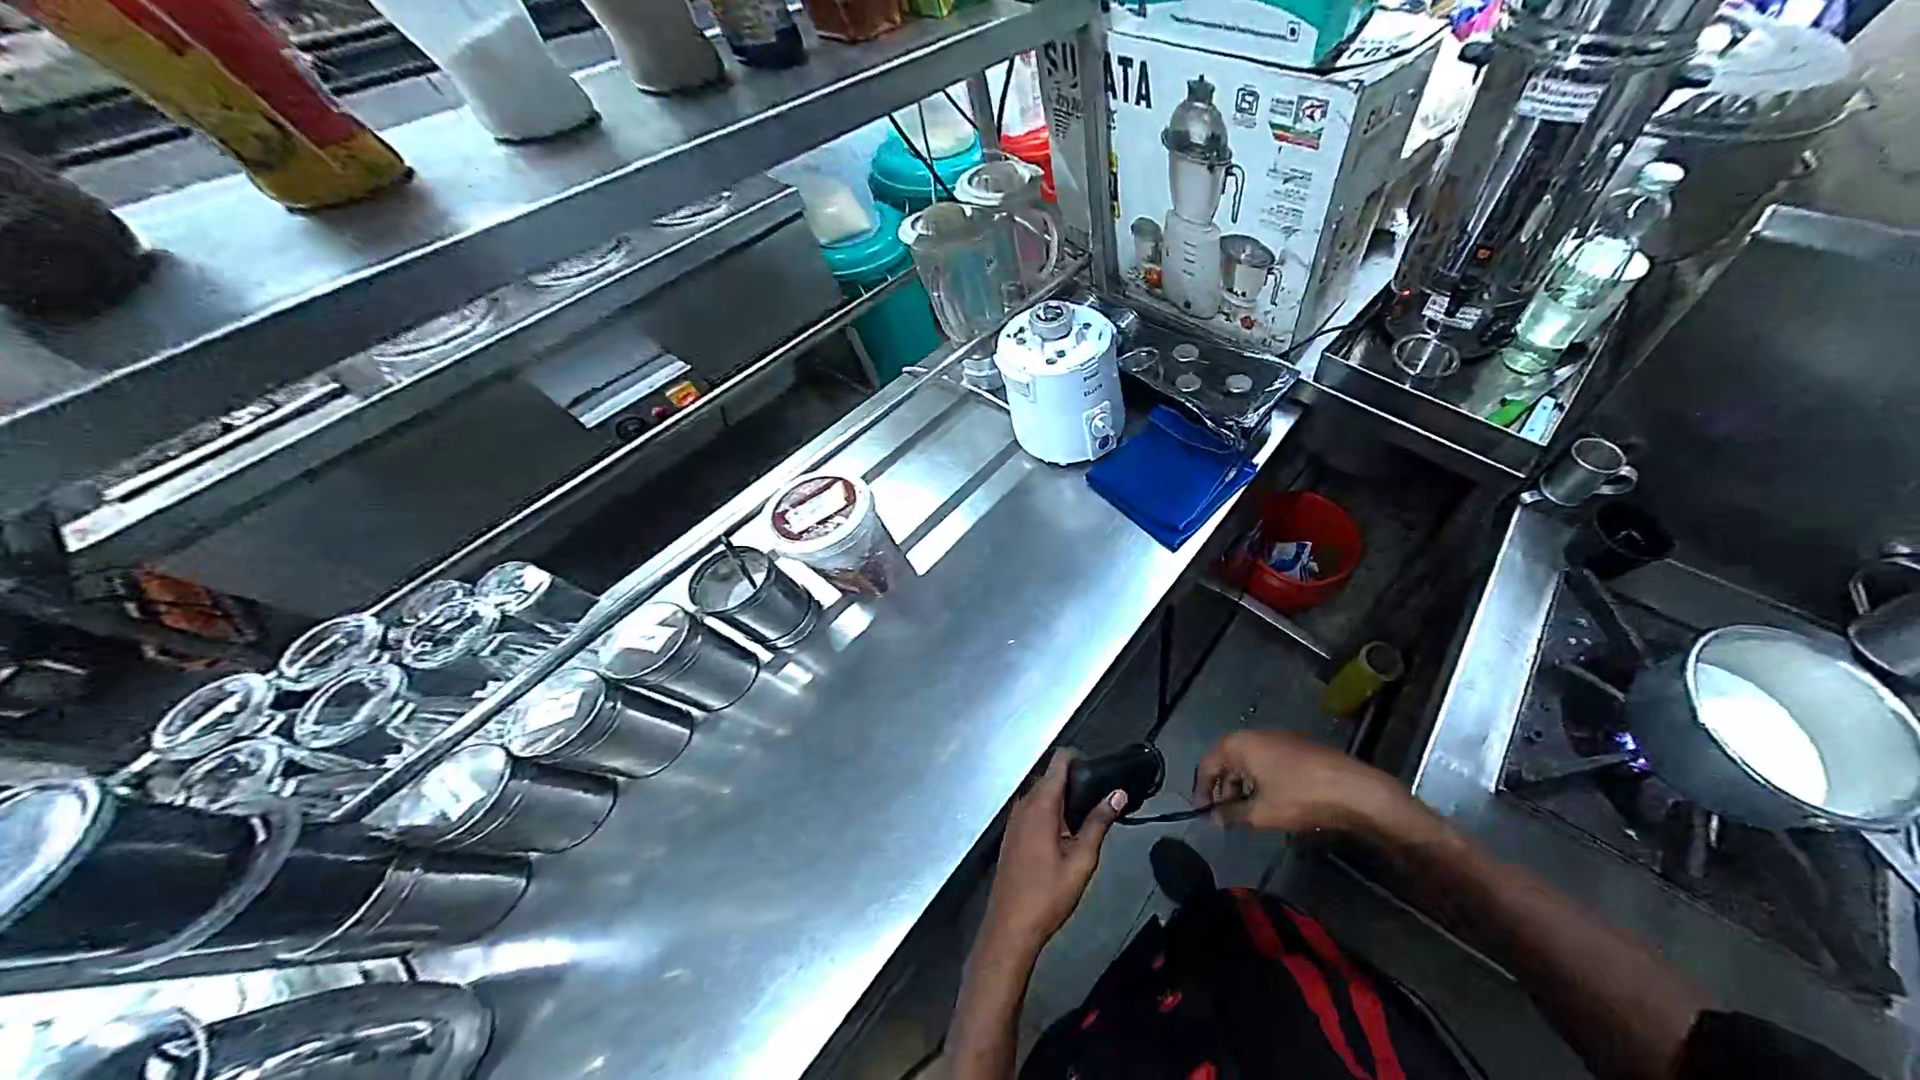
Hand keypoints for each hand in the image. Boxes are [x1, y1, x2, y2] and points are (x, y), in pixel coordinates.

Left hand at [982, 752, 1124, 954]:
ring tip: (1088, 816)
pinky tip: (1066, 832)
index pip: (1058, 761)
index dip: (1079, 757)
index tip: (1098, 769)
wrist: (1011, 925)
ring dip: (1063, 797)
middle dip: (1075, 780)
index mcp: (1040, 804)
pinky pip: (1033, 808)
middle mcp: (1024, 804)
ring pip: (1042, 793)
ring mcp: (1015, 818)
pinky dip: (1051, 810)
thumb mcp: (1082, 860)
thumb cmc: (1048, 894)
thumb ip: (1099, 823)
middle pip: (1050, 776)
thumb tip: (1118, 794)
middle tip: (1101, 797)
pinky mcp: (1012, 832)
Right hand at [1194, 730, 1416, 836]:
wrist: (1356, 789)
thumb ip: (1232, 814)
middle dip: (1223, 790)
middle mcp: (1254, 735)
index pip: (1207, 765)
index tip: (1204, 814)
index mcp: (1238, 744)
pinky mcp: (1297, 747)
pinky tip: (1271, 802)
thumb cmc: (1300, 797)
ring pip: (1248, 763)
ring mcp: (1277, 738)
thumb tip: (1215, 818)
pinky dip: (1261, 781)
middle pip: (1227, 762)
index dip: (1202, 791)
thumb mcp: (1261, 812)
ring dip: (1243, 787)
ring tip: (1248, 813)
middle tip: (1226, 817)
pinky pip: (1267, 762)